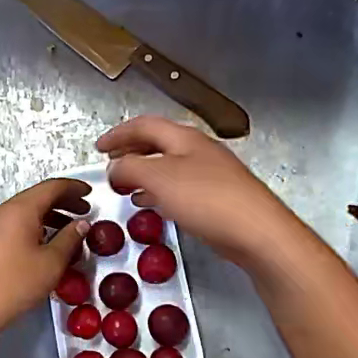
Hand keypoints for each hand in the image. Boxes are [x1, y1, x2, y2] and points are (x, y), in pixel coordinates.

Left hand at [0, 178, 91, 338]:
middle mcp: (4, 211)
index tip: (90, 193)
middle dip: (64, 201)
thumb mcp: (51, 263)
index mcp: (20, 210)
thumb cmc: (15, 285)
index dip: (73, 188)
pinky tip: (47, 242)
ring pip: (26, 211)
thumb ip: (69, 239)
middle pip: (38, 196)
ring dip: (50, 215)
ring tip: (70, 230)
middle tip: (85, 212)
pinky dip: (36, 225)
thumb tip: (81, 224)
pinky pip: (16, 223)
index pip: (51, 187)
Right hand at [96, 116, 305, 268]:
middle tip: (112, 163)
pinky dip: (159, 190)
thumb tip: (115, 167)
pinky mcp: (217, 198)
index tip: (100, 147)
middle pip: (159, 143)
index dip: (119, 134)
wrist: (257, 232)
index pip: (145, 126)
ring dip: (144, 172)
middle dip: (132, 151)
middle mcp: (200, 151)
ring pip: (169, 166)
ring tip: (126, 184)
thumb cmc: (208, 200)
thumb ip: (130, 168)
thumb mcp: (159, 179)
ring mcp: (211, 174)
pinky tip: (153, 203)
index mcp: (185, 139)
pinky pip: (180, 186)